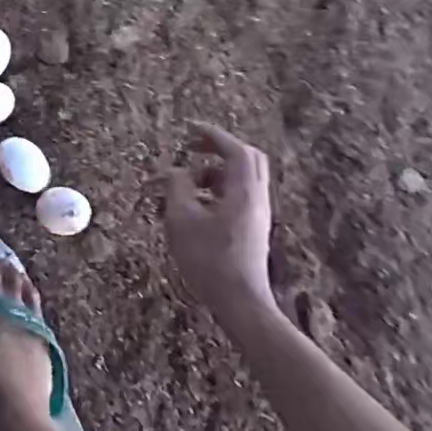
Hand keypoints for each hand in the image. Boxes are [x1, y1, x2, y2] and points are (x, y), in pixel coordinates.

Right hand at [163, 123, 275, 315]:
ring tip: (183, 183)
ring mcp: (256, 214)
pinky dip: (214, 190)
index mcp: (243, 193)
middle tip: (192, 146)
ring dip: (212, 172)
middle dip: (218, 148)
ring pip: (239, 179)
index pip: (235, 151)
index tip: (189, 128)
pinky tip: (192, 205)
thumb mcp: (182, 218)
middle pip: (246, 160)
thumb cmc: (208, 259)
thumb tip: (175, 171)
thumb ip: (177, 187)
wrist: (240, 301)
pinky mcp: (250, 228)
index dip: (213, 135)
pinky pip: (235, 195)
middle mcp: (255, 199)